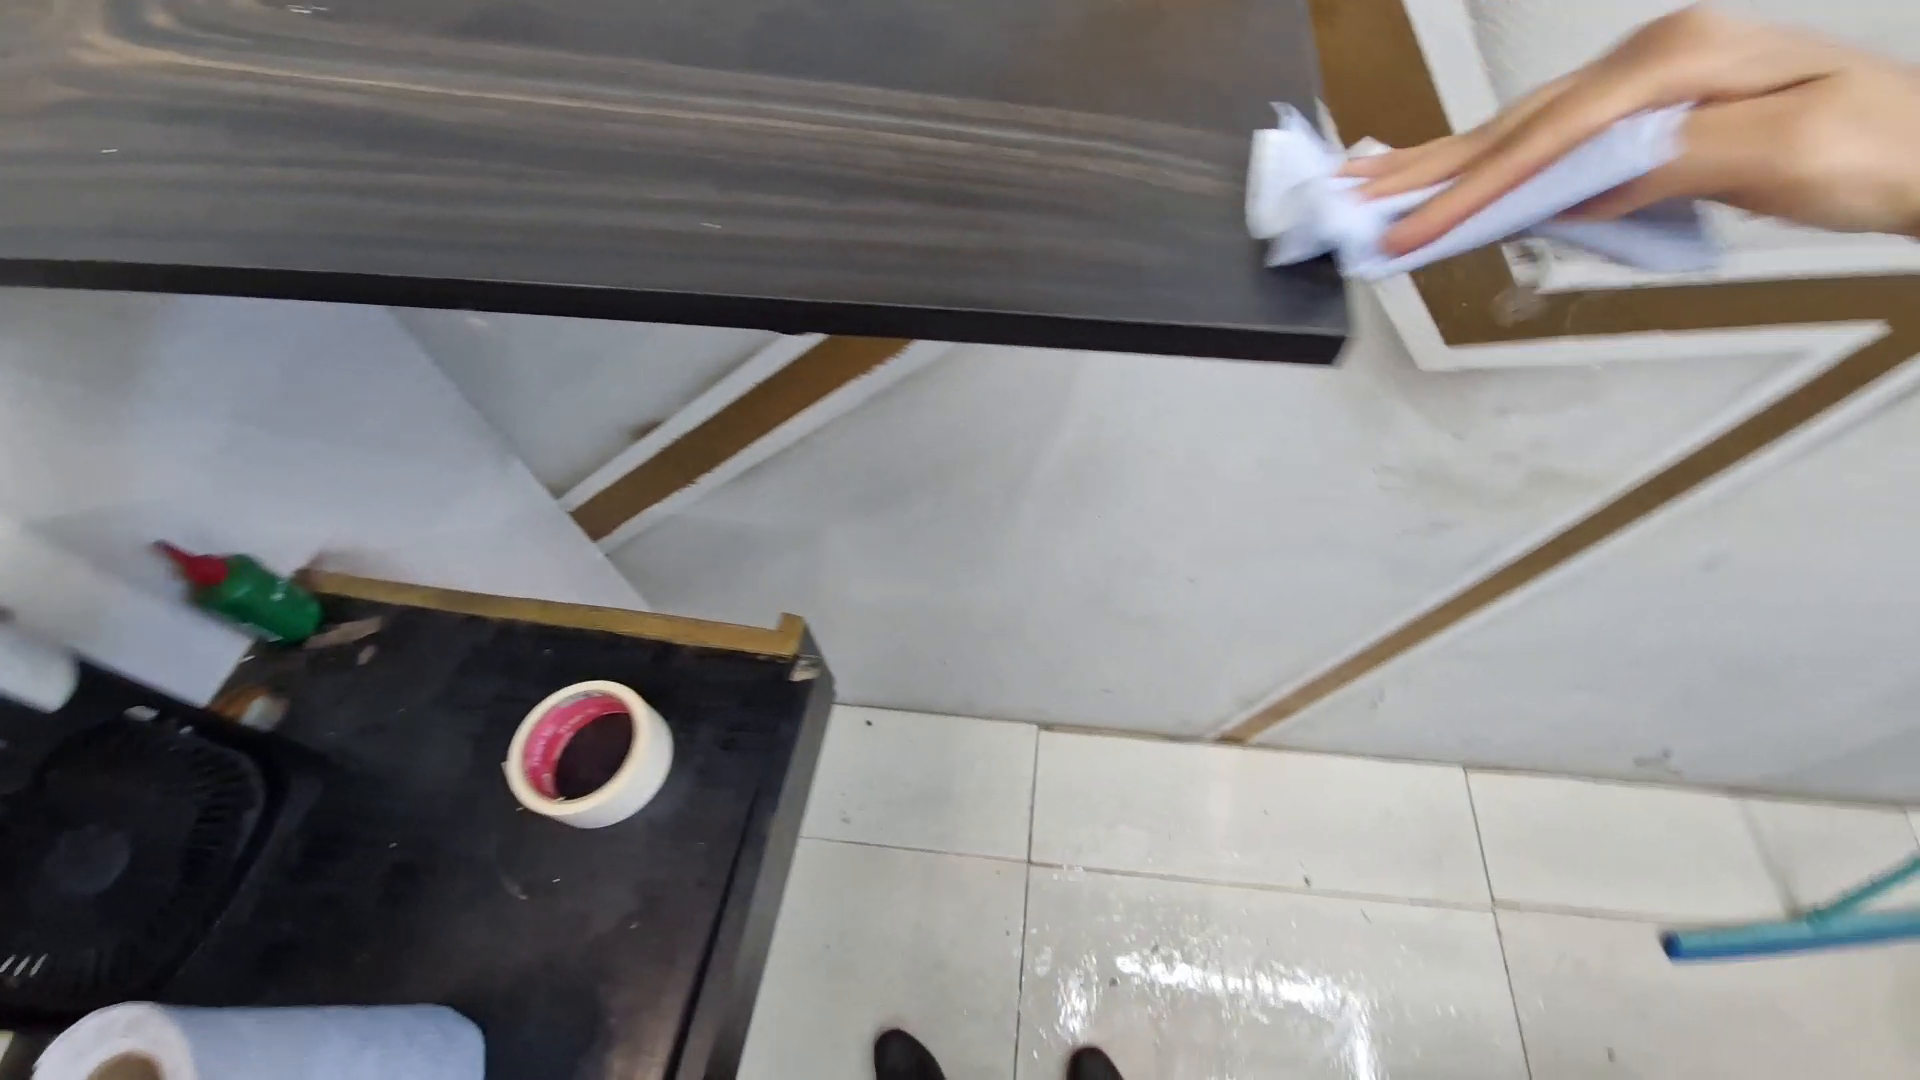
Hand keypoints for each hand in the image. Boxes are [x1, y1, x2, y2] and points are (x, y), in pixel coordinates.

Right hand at [1342, 5, 1919, 254]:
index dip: (1468, 191)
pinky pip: (1539, 141)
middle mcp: (1648, 61)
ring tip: (1373, 182)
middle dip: (1425, 167)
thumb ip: (1660, 160)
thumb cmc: (1874, 148)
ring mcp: (1637, 84)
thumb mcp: (1776, 150)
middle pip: (1510, 126)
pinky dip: (1482, 164)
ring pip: (1514, 131)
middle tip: (1353, 193)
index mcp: (1675, 62)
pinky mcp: (1633, 113)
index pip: (1544, 138)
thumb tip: (1574, 186)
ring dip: (1439, 164)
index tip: (1410, 234)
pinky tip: (1447, 172)